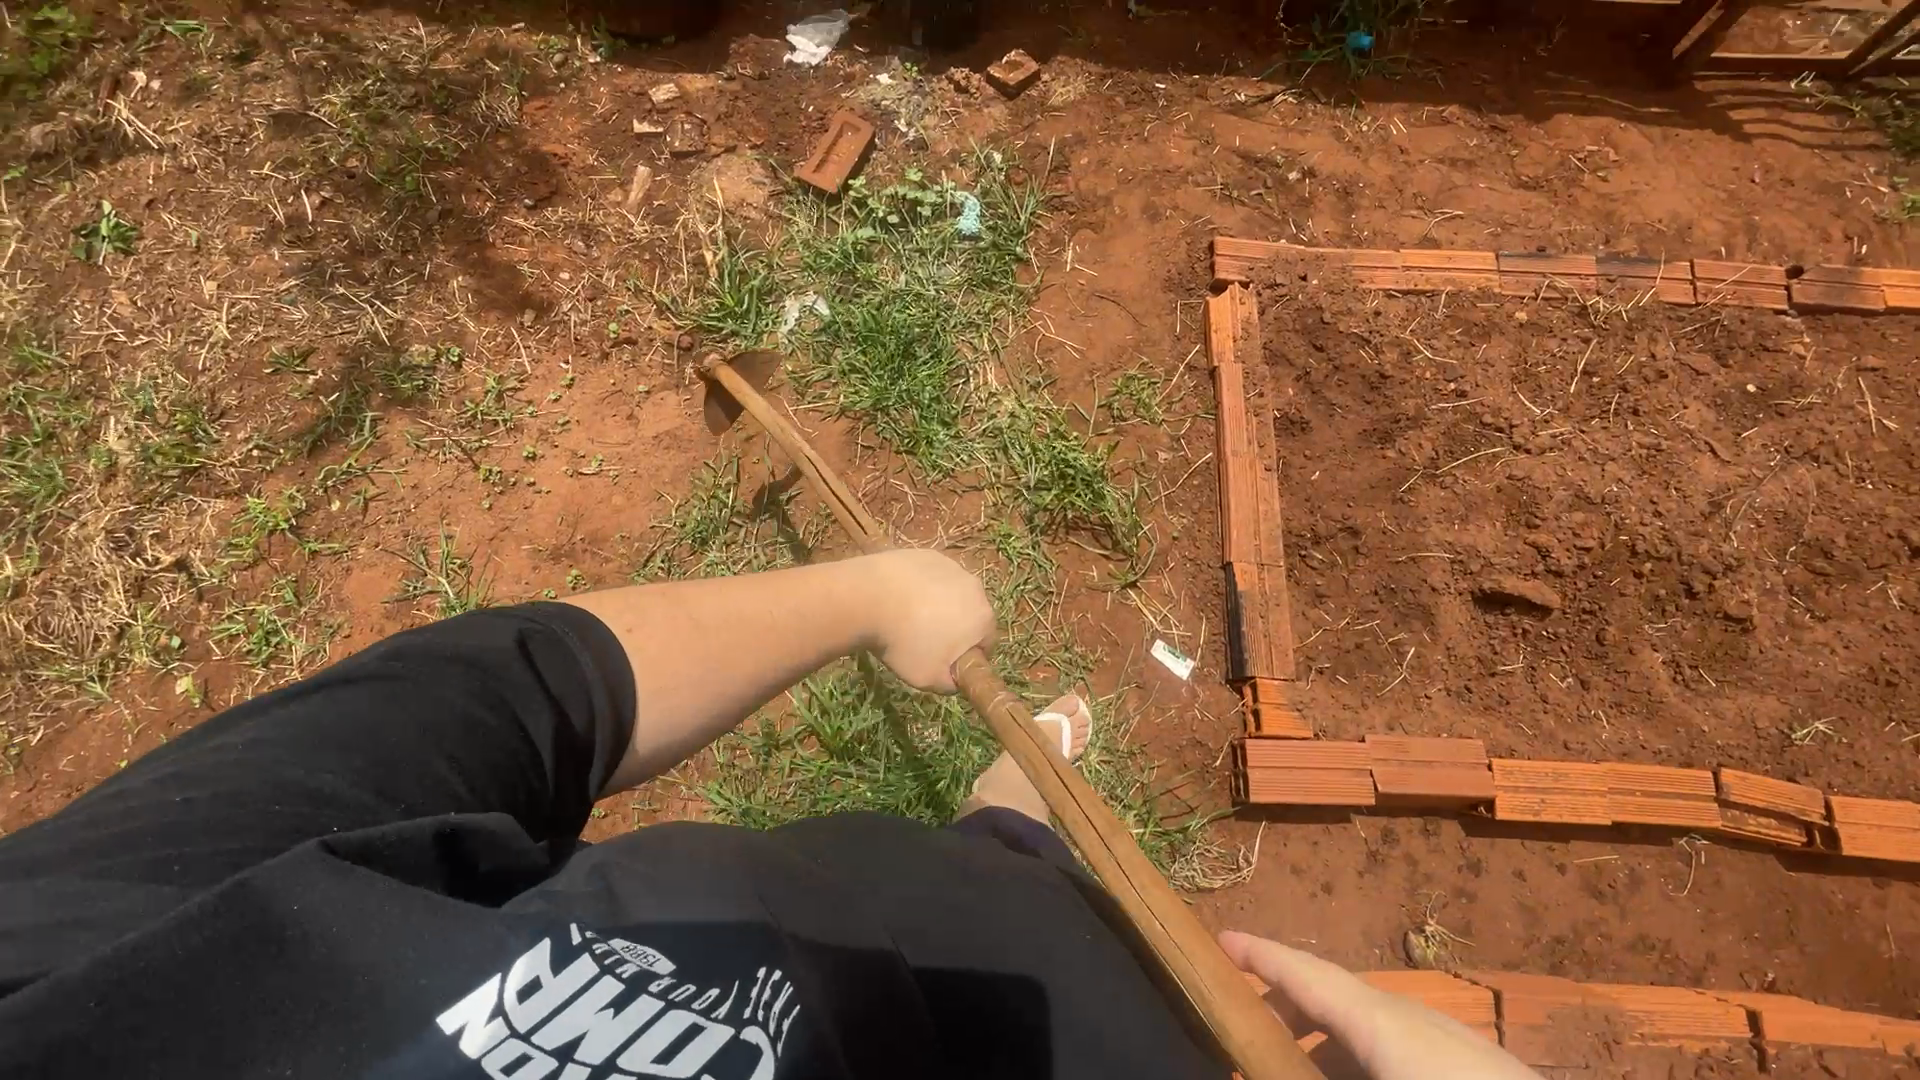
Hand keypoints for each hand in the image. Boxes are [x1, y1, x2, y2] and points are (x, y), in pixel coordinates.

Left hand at [861, 548, 995, 692]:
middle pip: (970, 615)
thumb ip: (952, 684)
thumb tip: (955, 678)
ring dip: (938, 606)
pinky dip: (921, 587)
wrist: (867, 598)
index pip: (986, 644)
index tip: (944, 662)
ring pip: (951, 594)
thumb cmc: (904, 643)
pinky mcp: (929, 554)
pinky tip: (899, 597)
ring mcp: (951, 567)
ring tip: (908, 618)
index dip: (966, 657)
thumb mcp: (929, 680)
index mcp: (983, 618)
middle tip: (924, 641)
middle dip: (954, 629)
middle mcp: (975, 588)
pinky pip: (932, 577)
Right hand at [1219, 931, 1539, 1079]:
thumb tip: (1257, 1069)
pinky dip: (1360, 1053)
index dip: (1260, 954)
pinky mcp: (1475, 1063)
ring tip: (1291, 1062)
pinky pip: (1398, 1044)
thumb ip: (1312, 1073)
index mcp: (1383, 1025)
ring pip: (1367, 1020)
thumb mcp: (1372, 1076)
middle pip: (1332, 991)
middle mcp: (1412, 1020)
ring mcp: (1449, 1041)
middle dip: (1284, 998)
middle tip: (1243, 1018)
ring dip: (1322, 1034)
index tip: (1219, 940)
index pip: (1306, 973)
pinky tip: (1352, 1077)